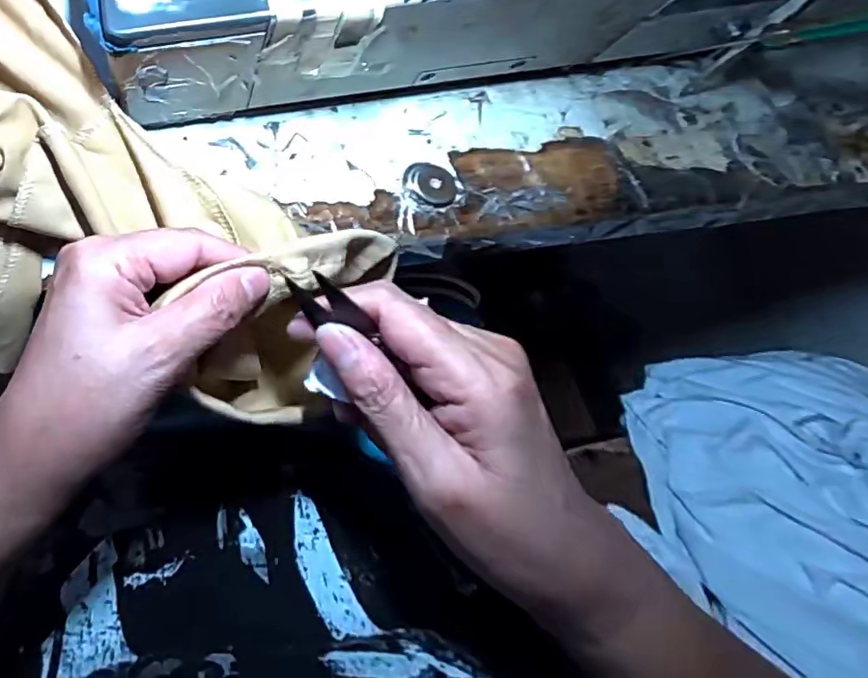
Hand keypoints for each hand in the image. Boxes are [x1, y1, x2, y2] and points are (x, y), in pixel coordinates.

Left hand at [0, 229, 269, 525]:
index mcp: (104, 255)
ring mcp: (91, 280)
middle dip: (216, 286)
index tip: (275, 287)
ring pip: (167, 278)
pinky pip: (149, 296)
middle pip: (177, 256)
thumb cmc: (91, 408)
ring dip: (199, 305)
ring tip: (226, 334)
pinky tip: (191, 343)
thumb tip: (261, 274)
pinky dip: (176, 317)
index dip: (234, 261)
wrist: (29, 464)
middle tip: (254, 316)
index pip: (188, 242)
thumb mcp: (161, 355)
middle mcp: (95, 254)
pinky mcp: (94, 306)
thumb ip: (214, 308)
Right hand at [300, 283, 614, 616]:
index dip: (338, 307)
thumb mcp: (430, 474)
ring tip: (352, 412)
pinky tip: (382, 413)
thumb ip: (380, 399)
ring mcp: (490, 354)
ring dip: (369, 363)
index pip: (392, 306)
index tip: (296, 332)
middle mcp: (486, 345)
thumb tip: (330, 334)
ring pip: (406, 332)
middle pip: (397, 315)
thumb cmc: (502, 532)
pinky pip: (423, 353)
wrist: (571, 562)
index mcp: (477, 370)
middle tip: (322, 387)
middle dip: (350, 340)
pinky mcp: (486, 368)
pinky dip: (392, 375)